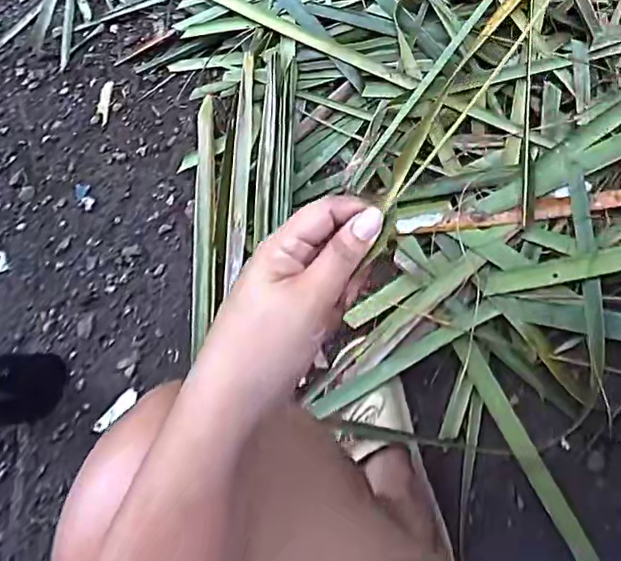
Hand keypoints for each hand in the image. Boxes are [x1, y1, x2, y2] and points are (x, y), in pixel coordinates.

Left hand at [192, 196, 381, 415]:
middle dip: (354, 258)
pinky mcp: (296, 309)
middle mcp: (286, 258)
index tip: (391, 228)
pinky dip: (335, 306)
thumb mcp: (312, 297)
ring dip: (345, 286)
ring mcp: (290, 285)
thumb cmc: (265, 348)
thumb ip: (344, 254)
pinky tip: (326, 327)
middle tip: (352, 288)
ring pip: (336, 267)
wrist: (228, 411)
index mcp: (283, 244)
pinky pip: (328, 293)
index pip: (329, 209)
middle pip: (335, 236)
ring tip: (332, 315)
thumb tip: (375, 214)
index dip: (360, 211)